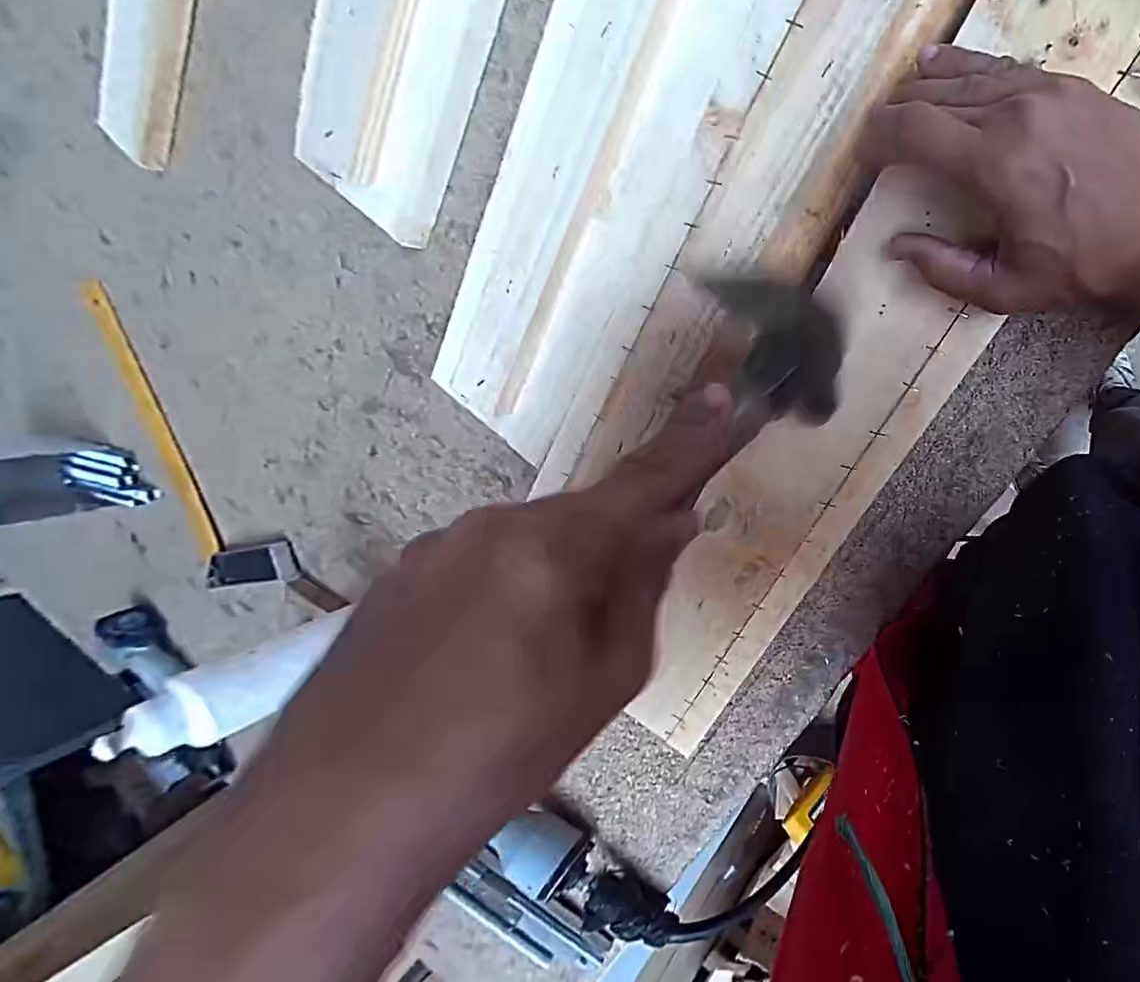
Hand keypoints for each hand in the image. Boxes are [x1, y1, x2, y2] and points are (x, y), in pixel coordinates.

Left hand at [125, 385, 736, 981]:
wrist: (337, 823)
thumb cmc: (506, 750)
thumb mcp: (610, 674)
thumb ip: (645, 585)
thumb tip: (674, 523)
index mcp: (555, 547)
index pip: (644, 480)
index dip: (691, 440)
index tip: (720, 397)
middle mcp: (494, 525)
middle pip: (587, 515)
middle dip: (617, 544)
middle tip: (615, 617)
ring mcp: (436, 546)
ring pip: (534, 538)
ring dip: (560, 571)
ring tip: (537, 654)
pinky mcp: (397, 573)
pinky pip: (484, 559)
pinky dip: (510, 586)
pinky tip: (486, 653)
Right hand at [859, 44, 1139, 313]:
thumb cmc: (1087, 267)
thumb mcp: (1011, 289)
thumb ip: (947, 271)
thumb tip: (897, 249)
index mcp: (994, 163)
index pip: (912, 130)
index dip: (877, 138)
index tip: (866, 153)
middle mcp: (1014, 112)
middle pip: (933, 95)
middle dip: (898, 112)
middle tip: (884, 133)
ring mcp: (1046, 90)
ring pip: (969, 74)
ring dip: (930, 85)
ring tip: (908, 92)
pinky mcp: (1072, 85)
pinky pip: (1006, 69)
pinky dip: (973, 71)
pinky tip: (957, 70)